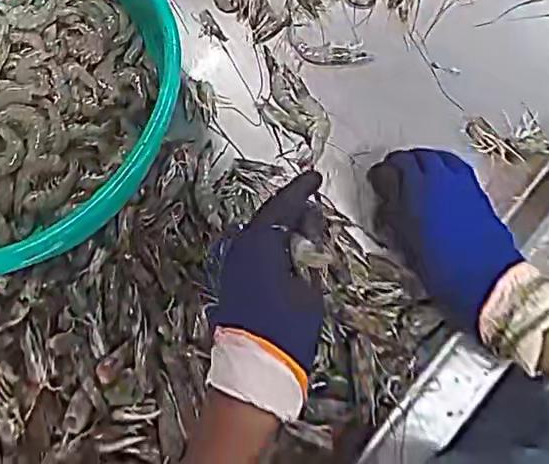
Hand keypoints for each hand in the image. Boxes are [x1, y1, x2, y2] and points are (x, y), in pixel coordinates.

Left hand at [211, 171, 325, 372]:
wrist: (254, 370)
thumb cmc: (285, 329)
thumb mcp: (308, 287)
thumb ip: (309, 250)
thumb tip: (309, 225)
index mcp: (260, 242)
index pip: (283, 204)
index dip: (301, 188)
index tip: (315, 177)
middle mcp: (242, 245)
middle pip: (270, 214)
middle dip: (292, 205)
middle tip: (312, 199)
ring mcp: (234, 260)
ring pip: (262, 229)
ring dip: (282, 223)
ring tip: (305, 222)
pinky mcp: (233, 275)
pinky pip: (255, 245)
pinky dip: (273, 238)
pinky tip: (289, 245)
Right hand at [368, 149, 521, 328]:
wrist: (490, 285)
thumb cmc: (445, 272)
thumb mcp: (407, 246)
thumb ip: (394, 215)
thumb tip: (387, 202)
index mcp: (415, 190)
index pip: (394, 165)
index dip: (382, 172)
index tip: (378, 180)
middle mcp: (438, 179)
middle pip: (416, 156)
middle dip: (402, 163)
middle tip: (394, 174)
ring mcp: (460, 182)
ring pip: (437, 156)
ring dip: (424, 161)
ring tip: (418, 172)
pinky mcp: (477, 189)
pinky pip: (455, 165)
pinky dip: (444, 166)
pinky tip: (443, 178)